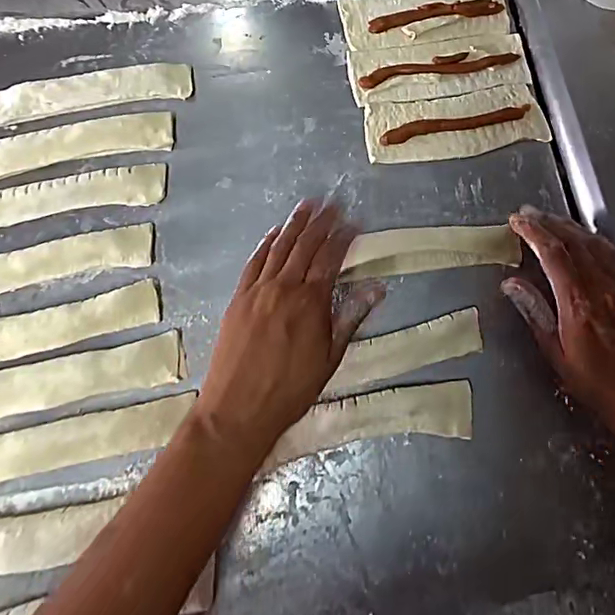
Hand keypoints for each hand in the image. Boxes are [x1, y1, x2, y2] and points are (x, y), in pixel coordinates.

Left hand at [193, 199, 384, 452]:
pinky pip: (254, 263)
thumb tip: (378, 288)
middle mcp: (284, 288)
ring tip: (306, 206)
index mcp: (311, 301)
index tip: (354, 222)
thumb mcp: (331, 357)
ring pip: (279, 248)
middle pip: (305, 246)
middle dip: (321, 222)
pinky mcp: (238, 299)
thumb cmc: (291, 389)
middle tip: (332, 203)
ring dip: (294, 225)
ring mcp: (258, 291)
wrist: (236, 412)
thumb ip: (352, 316)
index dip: (343, 237)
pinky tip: (273, 234)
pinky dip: (265, 245)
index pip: (331, 258)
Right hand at [502, 206, 614, 434]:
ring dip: (569, 226)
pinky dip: (593, 238)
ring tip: (550, 219)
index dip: (534, 233)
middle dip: (548, 222)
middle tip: (528, 214)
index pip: (554, 255)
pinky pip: (612, 253)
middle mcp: (601, 289)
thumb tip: (513, 285)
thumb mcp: (555, 353)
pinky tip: (583, 235)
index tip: (518, 222)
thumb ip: (535, 313)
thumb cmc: (595, 382)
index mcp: (579, 305)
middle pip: (573, 241)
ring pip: (594, 242)